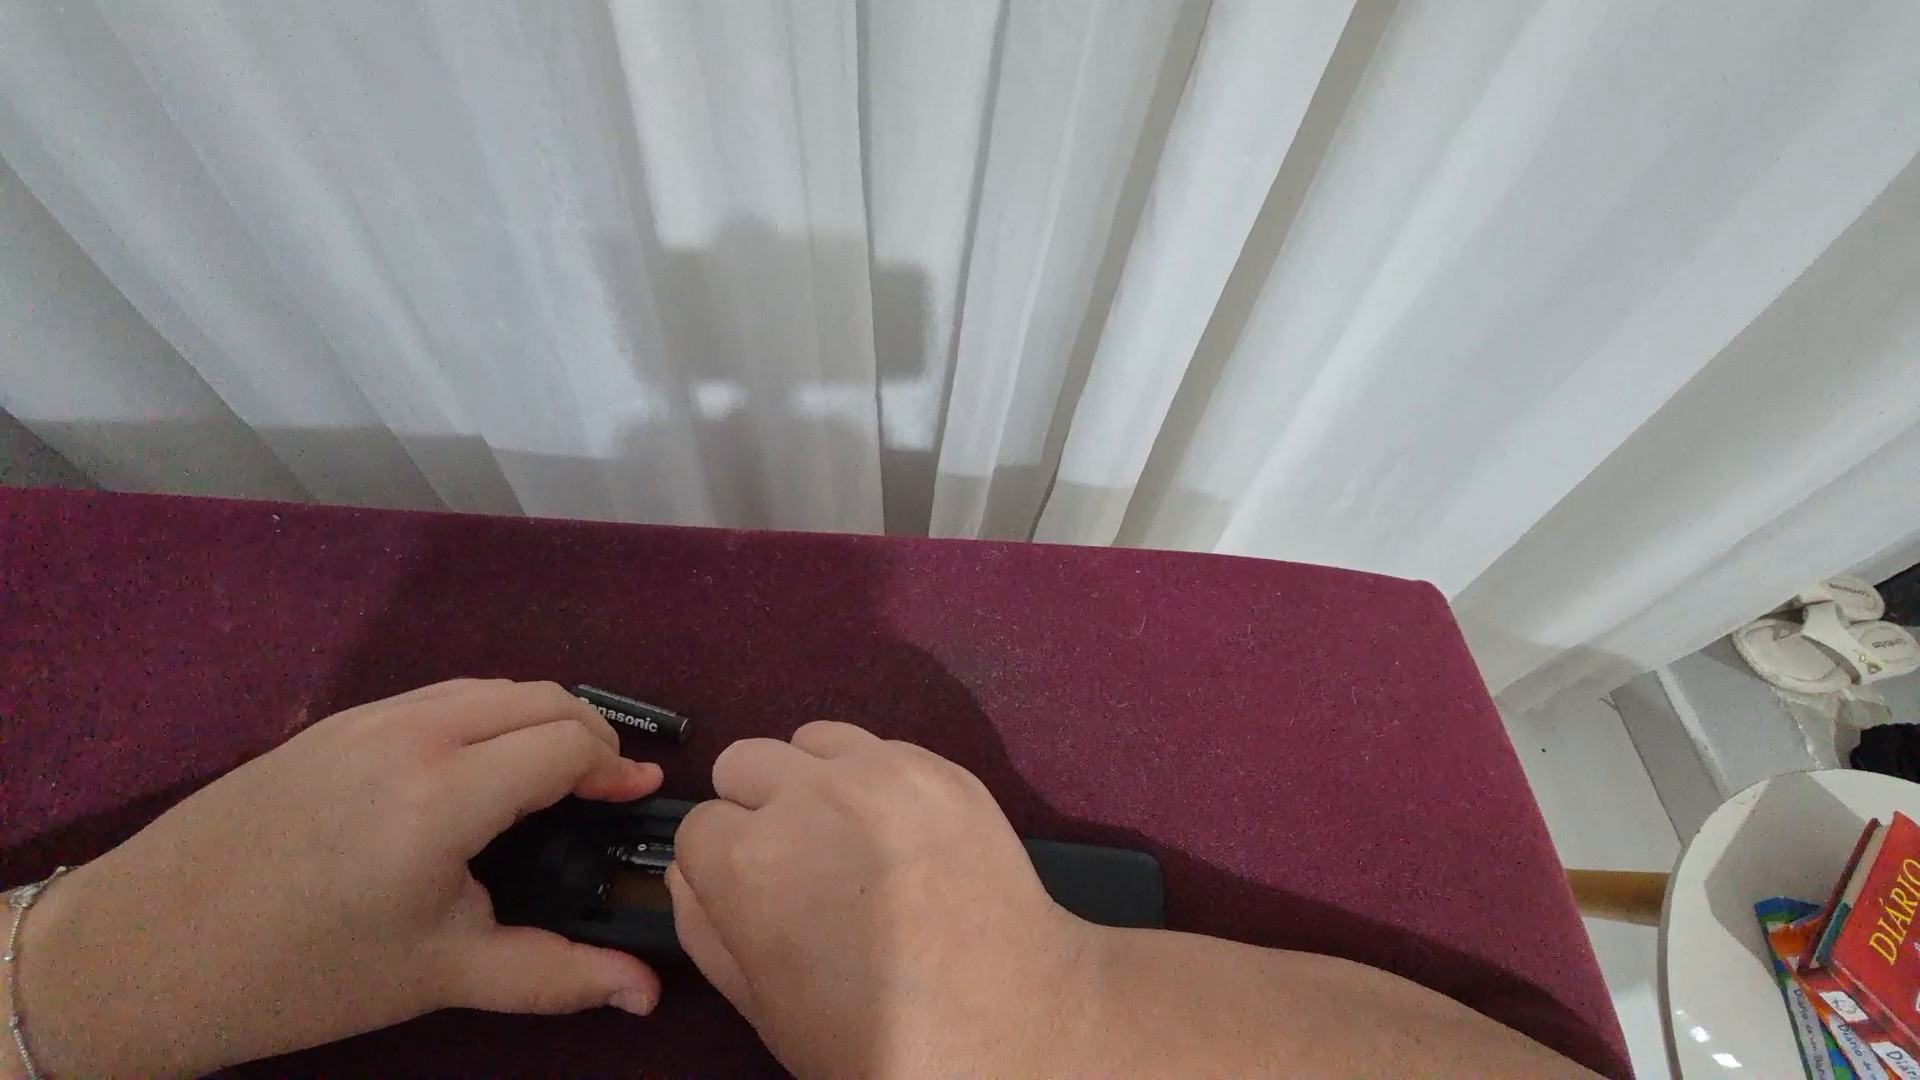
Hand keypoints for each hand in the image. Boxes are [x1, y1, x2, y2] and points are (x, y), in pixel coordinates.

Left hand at [8, 679, 663, 1078]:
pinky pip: (452, 692)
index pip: (568, 746)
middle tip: (603, 785)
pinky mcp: (345, 715)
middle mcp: (417, 735)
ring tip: (555, 769)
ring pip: (501, 687)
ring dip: (546, 717)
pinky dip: (497, 712)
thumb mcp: (436, 976)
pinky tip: (485, 761)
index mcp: (443, 798)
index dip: (614, 767)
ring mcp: (376, 716)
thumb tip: (647, 991)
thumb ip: (554, 975)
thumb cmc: (299, 976)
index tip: (637, 794)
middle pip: (548, 699)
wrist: (127, 958)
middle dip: (592, 735)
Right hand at [666, 722, 1096, 1078]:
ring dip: (813, 778)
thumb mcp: (763, 1005)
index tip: (752, 889)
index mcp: (751, 861)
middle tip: (798, 854)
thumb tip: (689, 868)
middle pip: (743, 760)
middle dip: (756, 805)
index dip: (721, 863)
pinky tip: (899, 827)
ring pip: (809, 738)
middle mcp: (810, 794)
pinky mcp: (936, 762)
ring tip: (848, 830)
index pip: (698, 825)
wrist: (1009, 1019)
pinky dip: (873, 778)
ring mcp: (881, 769)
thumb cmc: (875, 1034)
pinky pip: (877, 747)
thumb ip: (705, 926)